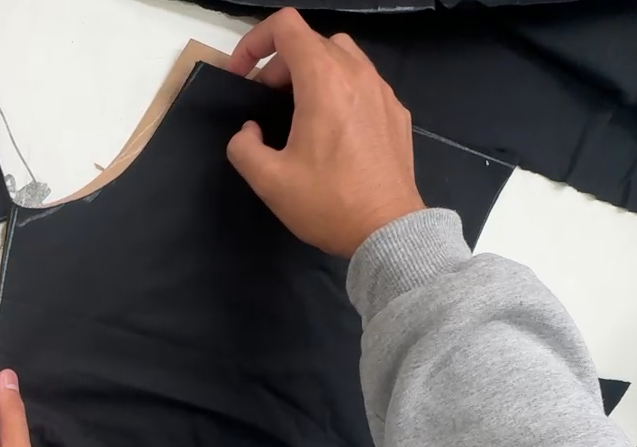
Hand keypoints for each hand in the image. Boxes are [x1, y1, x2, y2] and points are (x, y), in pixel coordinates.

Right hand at [225, 8, 425, 257]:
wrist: (387, 229)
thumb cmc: (327, 204)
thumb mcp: (269, 182)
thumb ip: (244, 149)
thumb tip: (248, 132)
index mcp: (323, 80)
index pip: (286, 28)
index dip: (254, 43)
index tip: (241, 76)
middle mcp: (357, 73)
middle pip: (313, 42)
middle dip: (282, 64)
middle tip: (266, 103)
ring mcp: (382, 91)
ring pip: (343, 59)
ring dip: (313, 75)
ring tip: (300, 113)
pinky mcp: (396, 113)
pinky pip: (363, 86)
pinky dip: (340, 93)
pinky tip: (332, 132)